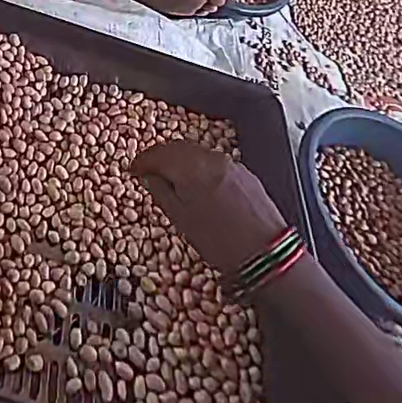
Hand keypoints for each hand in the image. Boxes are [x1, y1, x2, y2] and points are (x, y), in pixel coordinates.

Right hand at [128, 140, 288, 276]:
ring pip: (196, 153)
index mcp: (189, 167)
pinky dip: (199, 167)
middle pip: (176, 148)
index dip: (142, 161)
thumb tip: (149, 177)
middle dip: (160, 157)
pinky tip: (197, 183)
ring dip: (179, 160)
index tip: (133, 170)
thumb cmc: (219, 241)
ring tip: (171, 178)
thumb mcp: (180, 219)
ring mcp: (229, 164)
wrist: (267, 254)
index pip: (157, 154)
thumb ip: (161, 192)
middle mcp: (209, 158)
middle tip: (148, 170)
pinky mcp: (244, 173)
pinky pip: (213, 162)